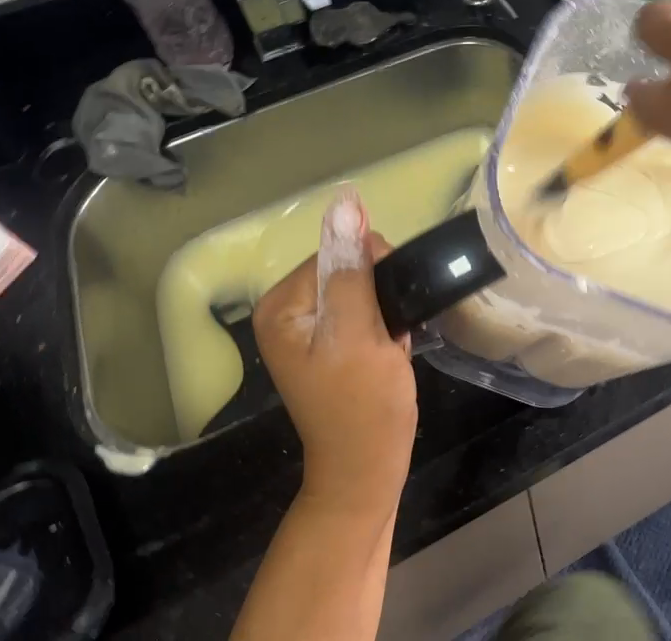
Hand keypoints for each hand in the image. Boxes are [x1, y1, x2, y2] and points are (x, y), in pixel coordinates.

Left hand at [253, 212, 416, 508]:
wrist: (368, 470)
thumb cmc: (363, 405)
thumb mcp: (358, 332)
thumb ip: (352, 267)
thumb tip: (346, 201)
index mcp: (281, 304)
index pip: (339, 250)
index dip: (376, 273)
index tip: (388, 313)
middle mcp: (287, 310)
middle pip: (351, 266)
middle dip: (381, 295)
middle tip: (386, 338)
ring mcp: (309, 329)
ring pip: (366, 287)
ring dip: (388, 312)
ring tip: (389, 347)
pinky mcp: (332, 343)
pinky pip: (368, 309)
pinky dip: (387, 326)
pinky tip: (389, 352)